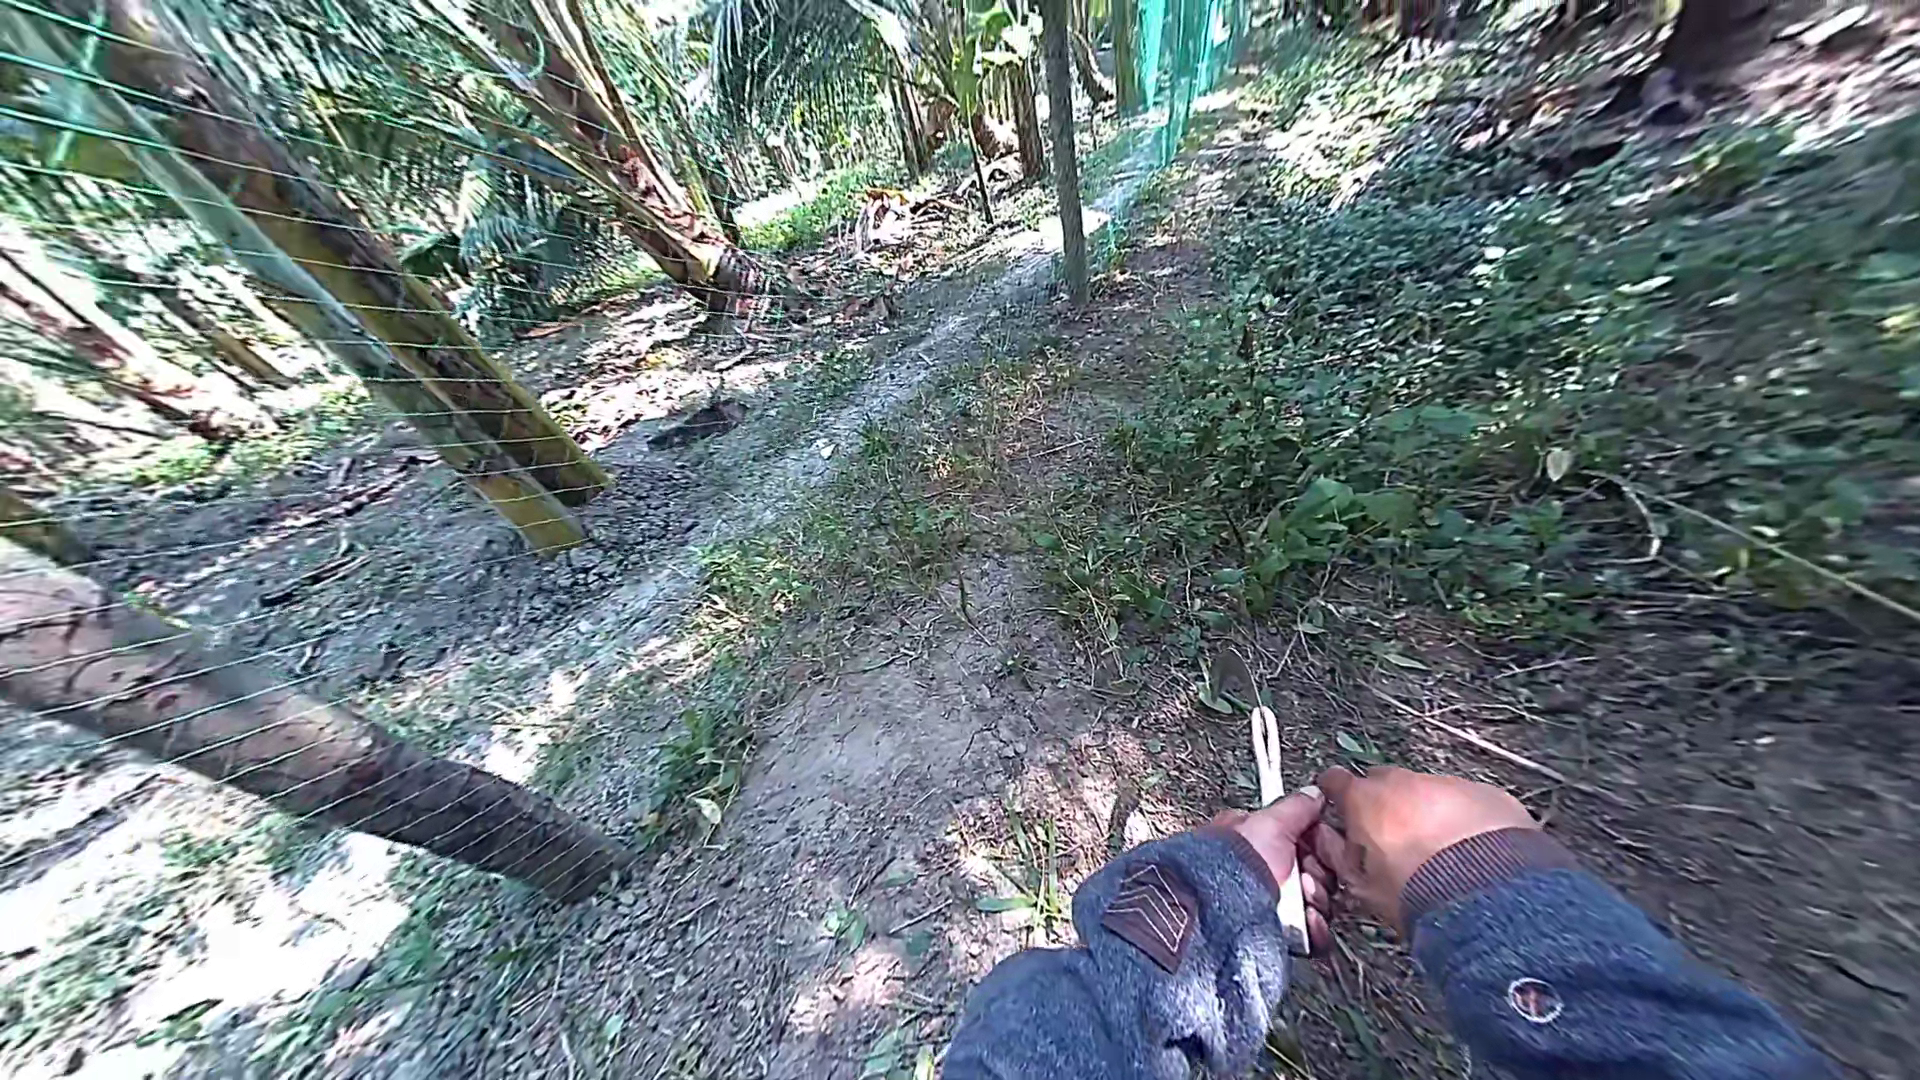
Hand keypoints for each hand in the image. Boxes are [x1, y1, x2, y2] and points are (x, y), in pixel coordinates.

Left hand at [1213, 787, 1335, 953]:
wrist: (1222, 903)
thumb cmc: (1238, 857)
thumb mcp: (1269, 822)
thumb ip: (1295, 808)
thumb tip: (1314, 793)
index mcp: (1259, 838)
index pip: (1304, 841)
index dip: (1319, 846)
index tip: (1321, 847)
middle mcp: (1266, 869)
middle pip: (1317, 874)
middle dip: (1320, 875)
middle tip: (1309, 875)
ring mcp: (1273, 901)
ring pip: (1320, 904)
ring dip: (1320, 901)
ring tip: (1305, 897)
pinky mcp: (1281, 933)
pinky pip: (1314, 936)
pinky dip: (1318, 930)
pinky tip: (1310, 920)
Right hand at [1312, 766, 1537, 932]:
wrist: (1493, 901)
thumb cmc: (1420, 894)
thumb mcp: (1363, 885)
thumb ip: (1337, 853)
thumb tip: (1326, 838)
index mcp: (1362, 798)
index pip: (1335, 780)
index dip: (1338, 795)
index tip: (1345, 809)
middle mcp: (1399, 782)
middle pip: (1384, 784)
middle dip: (1387, 805)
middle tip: (1400, 840)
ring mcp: (1444, 784)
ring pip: (1428, 792)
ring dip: (1430, 813)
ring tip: (1447, 853)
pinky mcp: (1487, 795)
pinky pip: (1471, 803)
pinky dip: (1469, 821)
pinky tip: (1478, 853)